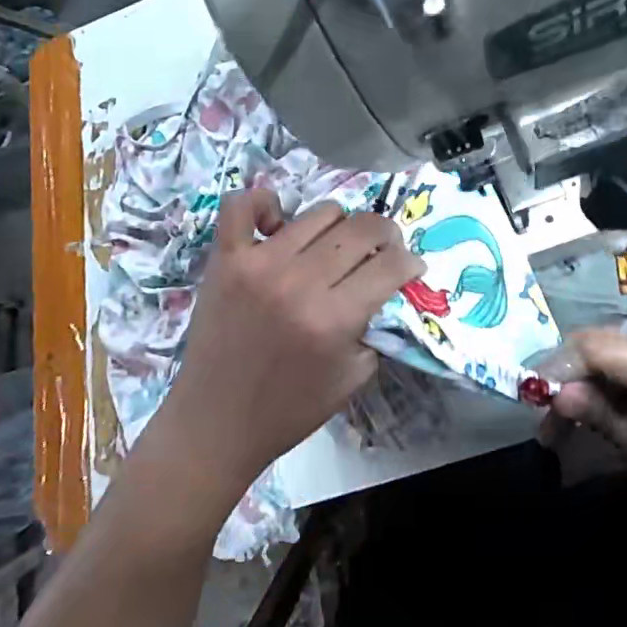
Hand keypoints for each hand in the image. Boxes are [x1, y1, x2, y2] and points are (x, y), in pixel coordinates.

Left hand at [152, 188, 423, 486]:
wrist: (216, 423)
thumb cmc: (291, 409)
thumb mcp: (354, 376)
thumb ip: (376, 326)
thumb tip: (389, 287)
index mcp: (333, 318)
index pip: (390, 265)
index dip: (410, 263)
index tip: (410, 268)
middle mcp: (298, 282)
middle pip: (362, 229)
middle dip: (386, 236)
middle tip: (383, 250)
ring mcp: (258, 264)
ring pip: (320, 212)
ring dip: (340, 226)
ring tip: (335, 247)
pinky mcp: (225, 259)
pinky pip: (243, 205)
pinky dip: (265, 203)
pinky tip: (278, 222)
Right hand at [547, 329, 626, 574]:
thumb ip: (607, 421)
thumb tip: (556, 394)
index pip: (594, 346)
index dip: (555, 370)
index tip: (531, 409)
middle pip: (604, 343)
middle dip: (570, 379)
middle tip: (549, 428)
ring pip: (621, 350)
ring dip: (591, 384)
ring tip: (570, 429)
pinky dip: (618, 385)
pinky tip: (608, 417)